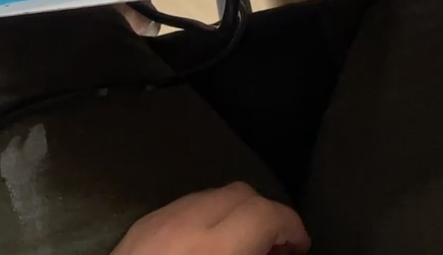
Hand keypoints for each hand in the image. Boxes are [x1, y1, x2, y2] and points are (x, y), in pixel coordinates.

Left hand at [111, 183, 308, 254]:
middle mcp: (185, 224)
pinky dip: (207, 219)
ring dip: (236, 215)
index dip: (291, 226)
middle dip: (266, 216)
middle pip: (240, 193)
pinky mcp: (142, 224)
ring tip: (243, 249)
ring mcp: (159, 219)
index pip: (263, 213)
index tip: (301, 248)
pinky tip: (208, 248)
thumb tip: (277, 254)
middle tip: (276, 251)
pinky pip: (185, 206)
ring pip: (212, 195)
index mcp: (214, 249)